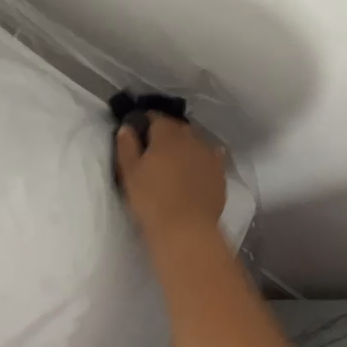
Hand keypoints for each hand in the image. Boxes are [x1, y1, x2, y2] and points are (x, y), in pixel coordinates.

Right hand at [114, 113, 225, 239]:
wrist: (185, 228)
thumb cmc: (151, 200)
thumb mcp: (129, 173)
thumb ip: (126, 146)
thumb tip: (127, 127)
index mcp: (167, 134)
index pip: (155, 117)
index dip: (144, 122)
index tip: (136, 132)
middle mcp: (192, 138)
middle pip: (177, 128)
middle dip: (166, 133)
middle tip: (153, 149)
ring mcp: (210, 154)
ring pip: (195, 142)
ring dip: (184, 146)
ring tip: (174, 161)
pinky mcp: (220, 172)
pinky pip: (210, 158)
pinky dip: (200, 159)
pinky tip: (196, 168)